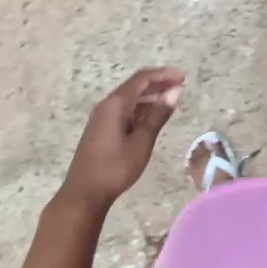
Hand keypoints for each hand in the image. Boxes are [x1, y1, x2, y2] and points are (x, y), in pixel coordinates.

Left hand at [59, 66, 184, 209]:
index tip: (182, 77)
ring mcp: (101, 117)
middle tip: (180, 86)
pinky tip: (151, 116)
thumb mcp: (142, 141)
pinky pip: (123, 110)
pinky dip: (139, 108)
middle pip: (134, 86)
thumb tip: (173, 92)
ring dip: (149, 96)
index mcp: (115, 104)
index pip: (141, 79)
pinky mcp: (100, 128)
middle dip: (158, 83)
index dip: (163, 75)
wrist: (84, 192)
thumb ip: (158, 115)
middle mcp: (106, 105)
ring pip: (128, 98)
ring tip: (170, 100)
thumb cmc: (116, 167)